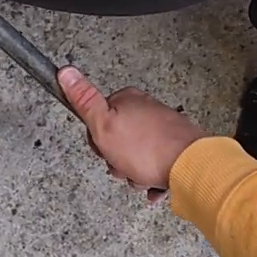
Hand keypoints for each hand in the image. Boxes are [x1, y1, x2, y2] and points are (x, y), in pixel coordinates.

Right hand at [59, 67, 208, 200]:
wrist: (191, 166)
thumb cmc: (146, 149)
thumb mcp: (103, 125)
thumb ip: (84, 100)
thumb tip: (66, 71)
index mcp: (128, 100)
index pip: (99, 117)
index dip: (97, 139)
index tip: (104, 147)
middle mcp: (148, 108)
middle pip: (119, 137)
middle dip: (118, 159)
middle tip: (123, 164)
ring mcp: (165, 126)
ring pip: (138, 153)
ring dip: (136, 171)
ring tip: (142, 176)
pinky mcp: (178, 144)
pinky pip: (158, 163)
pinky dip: (153, 176)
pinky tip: (154, 185)